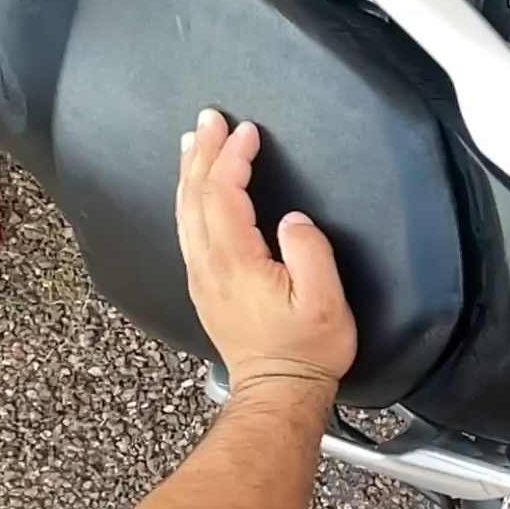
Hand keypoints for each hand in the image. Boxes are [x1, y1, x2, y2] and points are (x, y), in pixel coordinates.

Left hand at [177, 110, 355, 408]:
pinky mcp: (206, 287)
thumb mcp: (324, 301)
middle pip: (195, 196)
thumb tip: (293, 221)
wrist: (279, 388)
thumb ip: (309, 253)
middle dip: (203, 154)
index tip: (248, 132)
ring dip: (191, 173)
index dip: (234, 158)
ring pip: (185, 212)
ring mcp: (202, 277)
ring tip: (194, 143)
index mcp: (236, 262)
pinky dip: (190, 199)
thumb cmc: (307, 348)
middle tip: (210, 120)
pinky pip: (188, 229)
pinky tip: (195, 191)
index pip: (225, 195)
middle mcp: (208, 264)